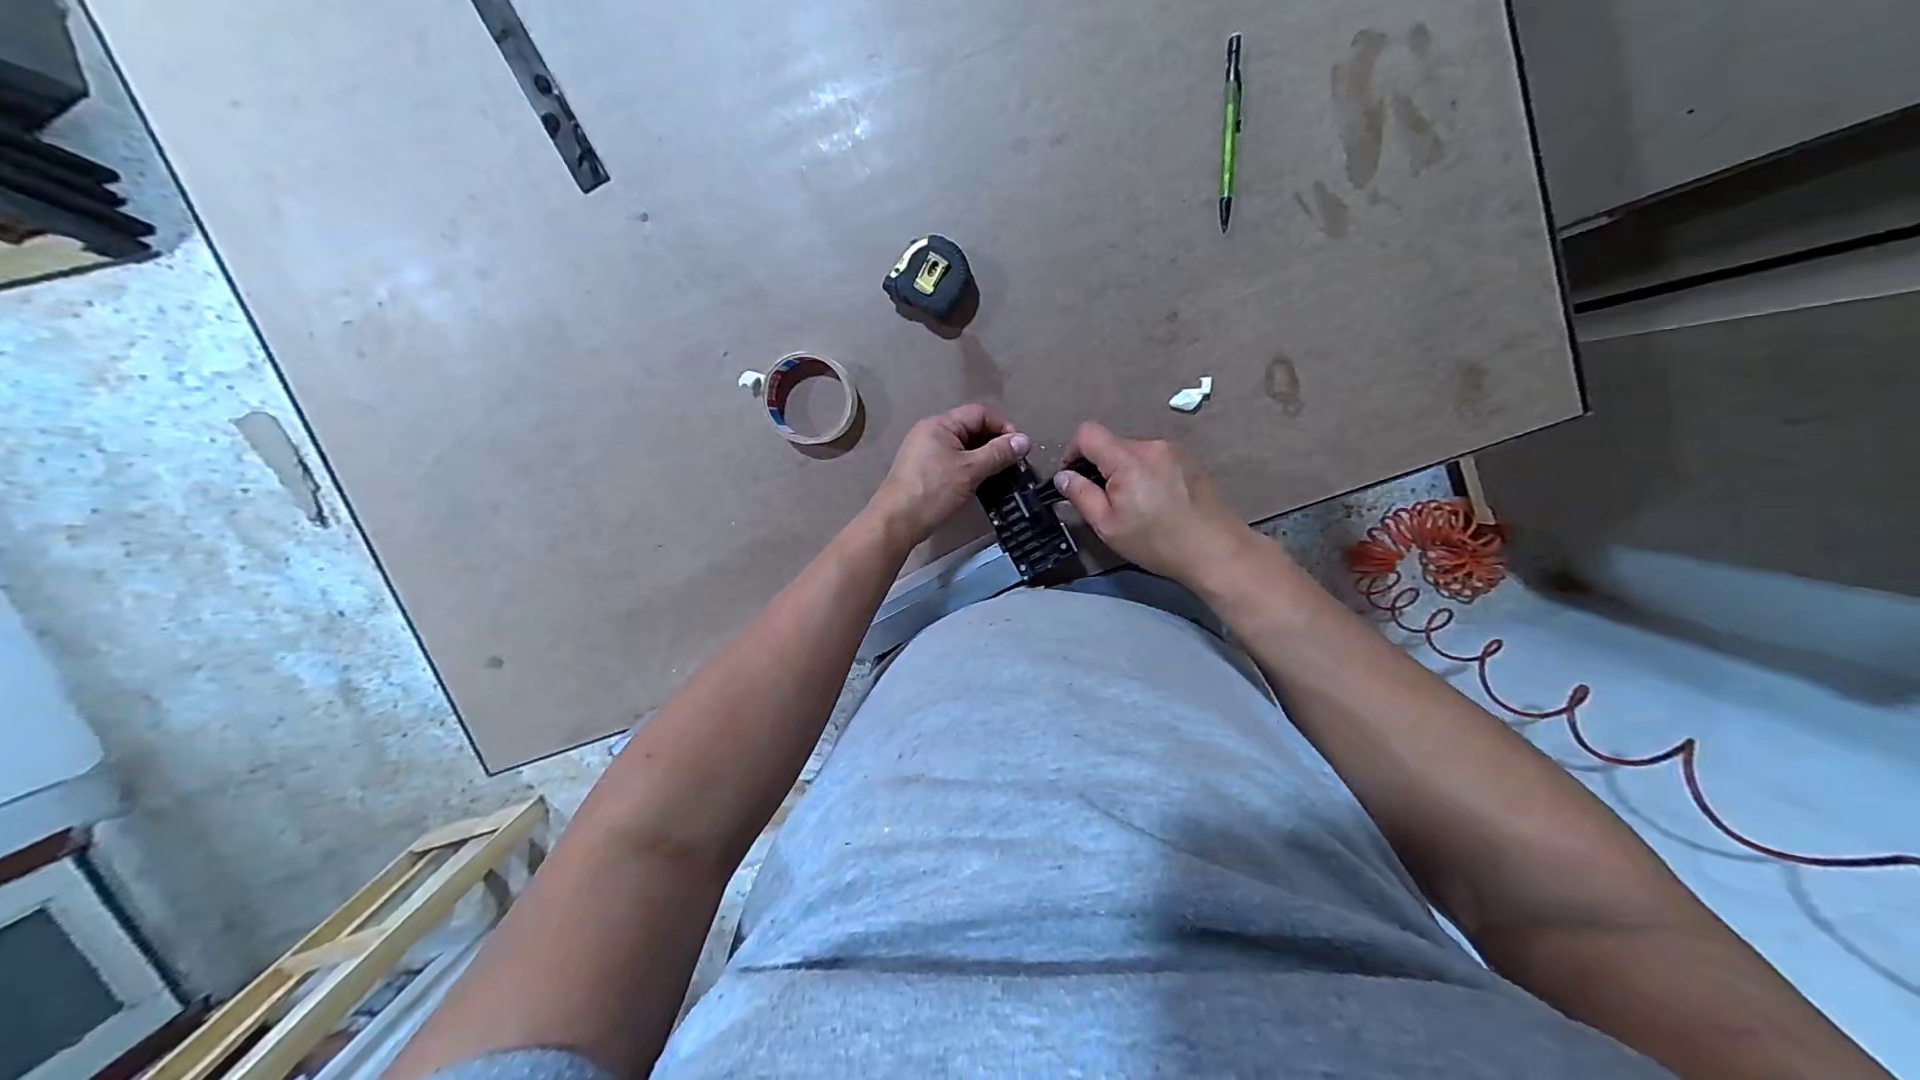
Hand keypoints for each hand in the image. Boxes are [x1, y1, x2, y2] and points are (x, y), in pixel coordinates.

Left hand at [866, 404, 1029, 545]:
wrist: (897, 521)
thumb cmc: (932, 491)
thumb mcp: (970, 470)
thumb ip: (999, 453)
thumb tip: (1025, 440)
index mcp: (940, 424)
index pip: (980, 413)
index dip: (1003, 427)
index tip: (1019, 448)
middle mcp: (932, 432)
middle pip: (972, 428)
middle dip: (995, 442)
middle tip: (1013, 463)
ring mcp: (926, 451)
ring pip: (964, 446)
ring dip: (984, 456)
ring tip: (1001, 473)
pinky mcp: (925, 470)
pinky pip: (954, 460)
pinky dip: (970, 467)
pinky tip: (981, 481)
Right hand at [1053, 422, 1255, 583]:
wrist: (1216, 550)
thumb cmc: (1158, 542)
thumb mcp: (1108, 526)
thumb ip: (1081, 495)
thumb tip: (1063, 476)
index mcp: (1128, 460)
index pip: (1088, 433)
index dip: (1072, 451)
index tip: (1072, 475)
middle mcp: (1152, 446)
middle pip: (1112, 443)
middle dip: (1101, 466)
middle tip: (1105, 501)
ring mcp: (1174, 450)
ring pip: (1134, 451)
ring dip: (1124, 471)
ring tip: (1134, 505)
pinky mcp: (1190, 459)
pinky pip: (1155, 458)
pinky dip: (1145, 473)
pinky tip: (1156, 501)